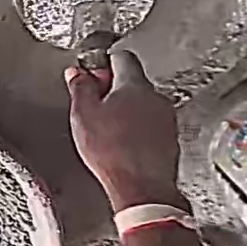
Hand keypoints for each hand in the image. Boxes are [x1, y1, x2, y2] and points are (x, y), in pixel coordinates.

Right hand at [65, 49, 184, 209]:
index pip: (122, 57)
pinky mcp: (169, 139)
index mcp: (134, 85)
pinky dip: (135, 127)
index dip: (103, 62)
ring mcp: (166, 119)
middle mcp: (156, 98)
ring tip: (104, 127)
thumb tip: (77, 74)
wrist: (140, 187)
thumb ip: (80, 87)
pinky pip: (150, 124)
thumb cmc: (112, 151)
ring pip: (142, 103)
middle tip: (92, 103)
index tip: (91, 72)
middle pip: (132, 81)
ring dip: (124, 109)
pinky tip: (119, 142)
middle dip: (111, 89)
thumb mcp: (82, 113)